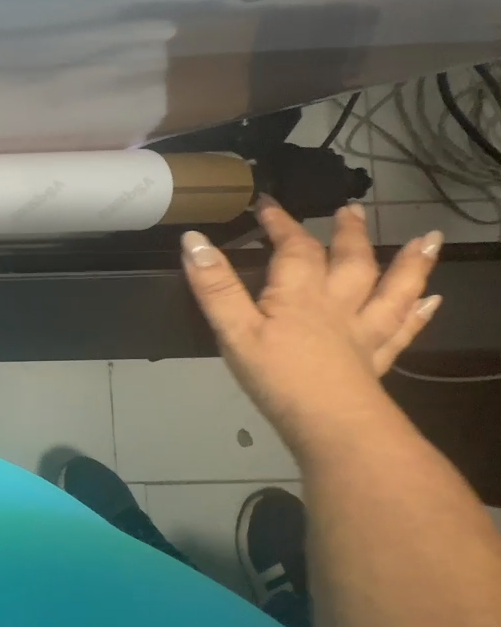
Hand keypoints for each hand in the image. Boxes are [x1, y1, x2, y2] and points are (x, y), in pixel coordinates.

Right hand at [180, 199, 441, 425]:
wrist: (332, 423)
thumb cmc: (276, 375)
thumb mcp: (232, 328)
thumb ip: (214, 285)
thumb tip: (193, 240)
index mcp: (299, 296)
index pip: (293, 249)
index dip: (281, 224)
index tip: (269, 204)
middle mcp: (338, 305)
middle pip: (349, 262)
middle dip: (347, 234)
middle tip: (350, 210)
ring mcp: (362, 331)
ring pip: (390, 289)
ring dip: (409, 263)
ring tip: (427, 241)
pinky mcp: (375, 357)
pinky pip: (402, 328)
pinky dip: (419, 311)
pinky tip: (432, 301)